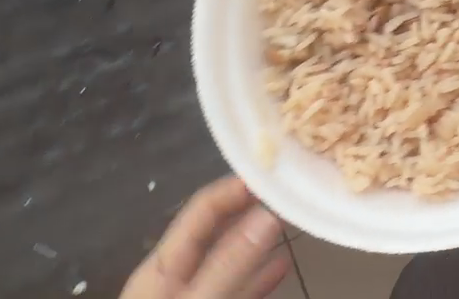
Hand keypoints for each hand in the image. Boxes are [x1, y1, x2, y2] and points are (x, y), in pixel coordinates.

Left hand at [122, 176, 291, 298]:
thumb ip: (231, 264)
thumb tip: (271, 211)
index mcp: (163, 267)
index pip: (203, 208)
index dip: (239, 185)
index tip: (280, 172)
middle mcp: (174, 278)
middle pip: (216, 229)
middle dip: (253, 207)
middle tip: (294, 191)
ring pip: (228, 258)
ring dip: (259, 239)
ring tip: (295, 221)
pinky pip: (234, 289)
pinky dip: (258, 276)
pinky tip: (282, 266)